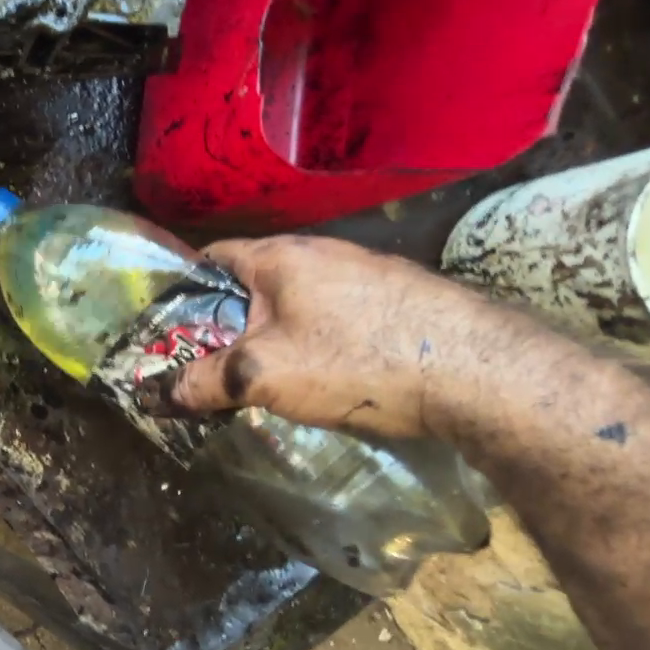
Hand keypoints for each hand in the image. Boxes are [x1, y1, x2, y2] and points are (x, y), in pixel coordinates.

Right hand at [172, 235, 496, 438]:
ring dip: (274, 330)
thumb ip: (202, 383)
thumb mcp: (261, 376)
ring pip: (297, 299)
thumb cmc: (357, 360)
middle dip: (226, 318)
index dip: (181, 289)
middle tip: (209, 358)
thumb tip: (158, 395)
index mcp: (281, 256)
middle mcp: (325, 254)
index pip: (211, 256)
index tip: (167, 325)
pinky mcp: (407, 300)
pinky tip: (327, 372)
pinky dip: (318, 336)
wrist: (491, 378)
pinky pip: (338, 313)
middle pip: (253, 281)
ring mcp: (371, 274)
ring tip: (265, 371)